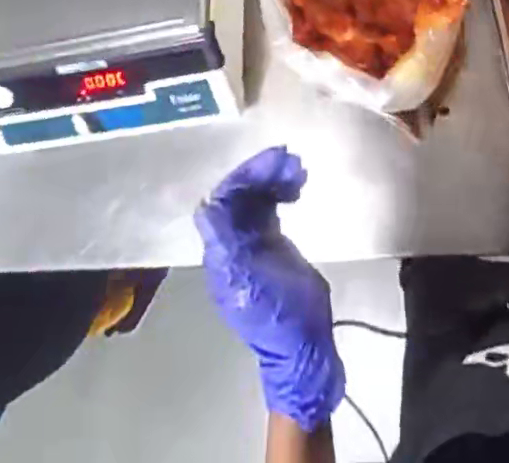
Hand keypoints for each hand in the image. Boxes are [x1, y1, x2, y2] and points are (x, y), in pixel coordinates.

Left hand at [195, 147, 343, 430]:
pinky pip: (270, 208)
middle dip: (262, 174)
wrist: (305, 349)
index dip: (244, 177)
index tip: (271, 160)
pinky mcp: (272, 244)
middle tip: (291, 159)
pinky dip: (282, 193)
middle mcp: (233, 243)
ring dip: (274, 180)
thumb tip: (204, 206)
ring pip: (256, 199)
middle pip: (240, 196)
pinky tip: (298, 187)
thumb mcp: (250, 283)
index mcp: (222, 252)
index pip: (224, 201)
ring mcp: (252, 243)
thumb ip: (227, 247)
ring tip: (299, 169)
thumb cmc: (278, 318)